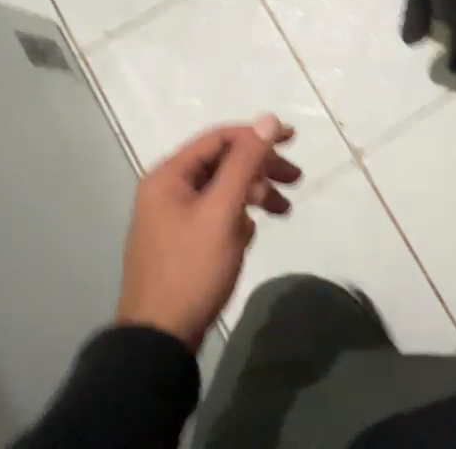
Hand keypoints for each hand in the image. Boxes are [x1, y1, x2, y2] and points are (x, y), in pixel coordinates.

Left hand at [115, 117, 300, 349]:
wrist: (159, 337)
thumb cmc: (191, 268)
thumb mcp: (222, 211)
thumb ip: (245, 162)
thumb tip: (267, 118)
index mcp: (168, 176)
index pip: (219, 138)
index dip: (257, 135)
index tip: (293, 140)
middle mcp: (167, 190)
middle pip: (222, 163)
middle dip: (260, 168)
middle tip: (296, 179)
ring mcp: (173, 216)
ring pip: (223, 190)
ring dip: (254, 193)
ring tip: (283, 210)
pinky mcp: (182, 240)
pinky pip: (216, 213)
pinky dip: (239, 216)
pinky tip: (252, 233)